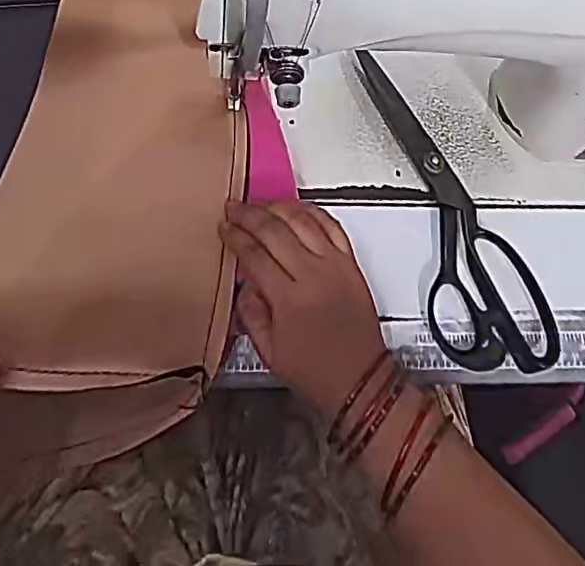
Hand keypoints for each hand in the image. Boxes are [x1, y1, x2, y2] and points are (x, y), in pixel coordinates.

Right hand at [220, 200, 387, 412]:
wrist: (360, 380)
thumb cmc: (316, 371)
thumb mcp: (269, 351)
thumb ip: (250, 312)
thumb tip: (245, 282)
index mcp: (289, 299)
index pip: (255, 254)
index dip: (236, 237)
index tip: (224, 229)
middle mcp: (313, 275)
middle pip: (275, 230)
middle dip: (249, 215)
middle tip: (234, 208)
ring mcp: (334, 265)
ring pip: (302, 220)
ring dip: (277, 207)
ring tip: (260, 204)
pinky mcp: (350, 262)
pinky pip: (331, 225)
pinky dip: (312, 211)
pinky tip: (297, 208)